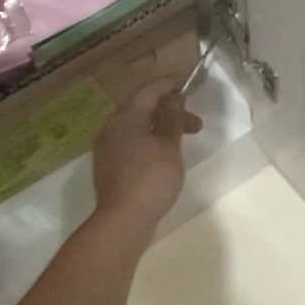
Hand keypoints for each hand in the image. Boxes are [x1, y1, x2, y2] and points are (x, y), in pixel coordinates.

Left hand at [91, 77, 202, 234]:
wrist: (123, 220)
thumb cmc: (150, 179)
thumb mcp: (168, 146)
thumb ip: (172, 119)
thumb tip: (173, 100)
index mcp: (124, 117)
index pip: (147, 90)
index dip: (168, 84)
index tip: (186, 84)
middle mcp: (111, 129)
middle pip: (142, 110)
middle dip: (170, 113)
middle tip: (196, 125)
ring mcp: (108, 150)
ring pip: (137, 130)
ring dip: (160, 131)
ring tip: (182, 144)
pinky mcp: (110, 169)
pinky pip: (132, 147)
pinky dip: (149, 145)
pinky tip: (163, 159)